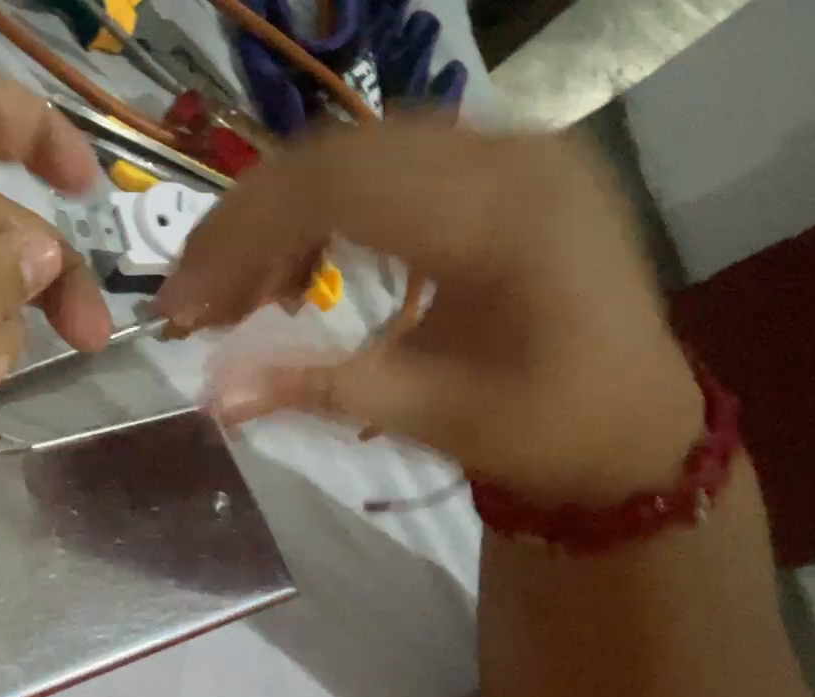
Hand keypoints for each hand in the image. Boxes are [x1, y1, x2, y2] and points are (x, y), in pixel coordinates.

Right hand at [154, 120, 702, 504]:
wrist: (634, 423)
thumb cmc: (545, 429)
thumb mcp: (428, 416)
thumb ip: (315, 391)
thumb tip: (211, 396)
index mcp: (506, 219)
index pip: (338, 189)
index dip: (239, 241)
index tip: (180, 305)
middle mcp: (510, 156)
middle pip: (335, 157)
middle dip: (241, 228)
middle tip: (187, 298)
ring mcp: (506, 150)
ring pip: (348, 154)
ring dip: (272, 220)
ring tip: (234, 294)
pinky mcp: (493, 166)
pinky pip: (378, 166)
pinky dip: (315, 215)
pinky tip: (293, 269)